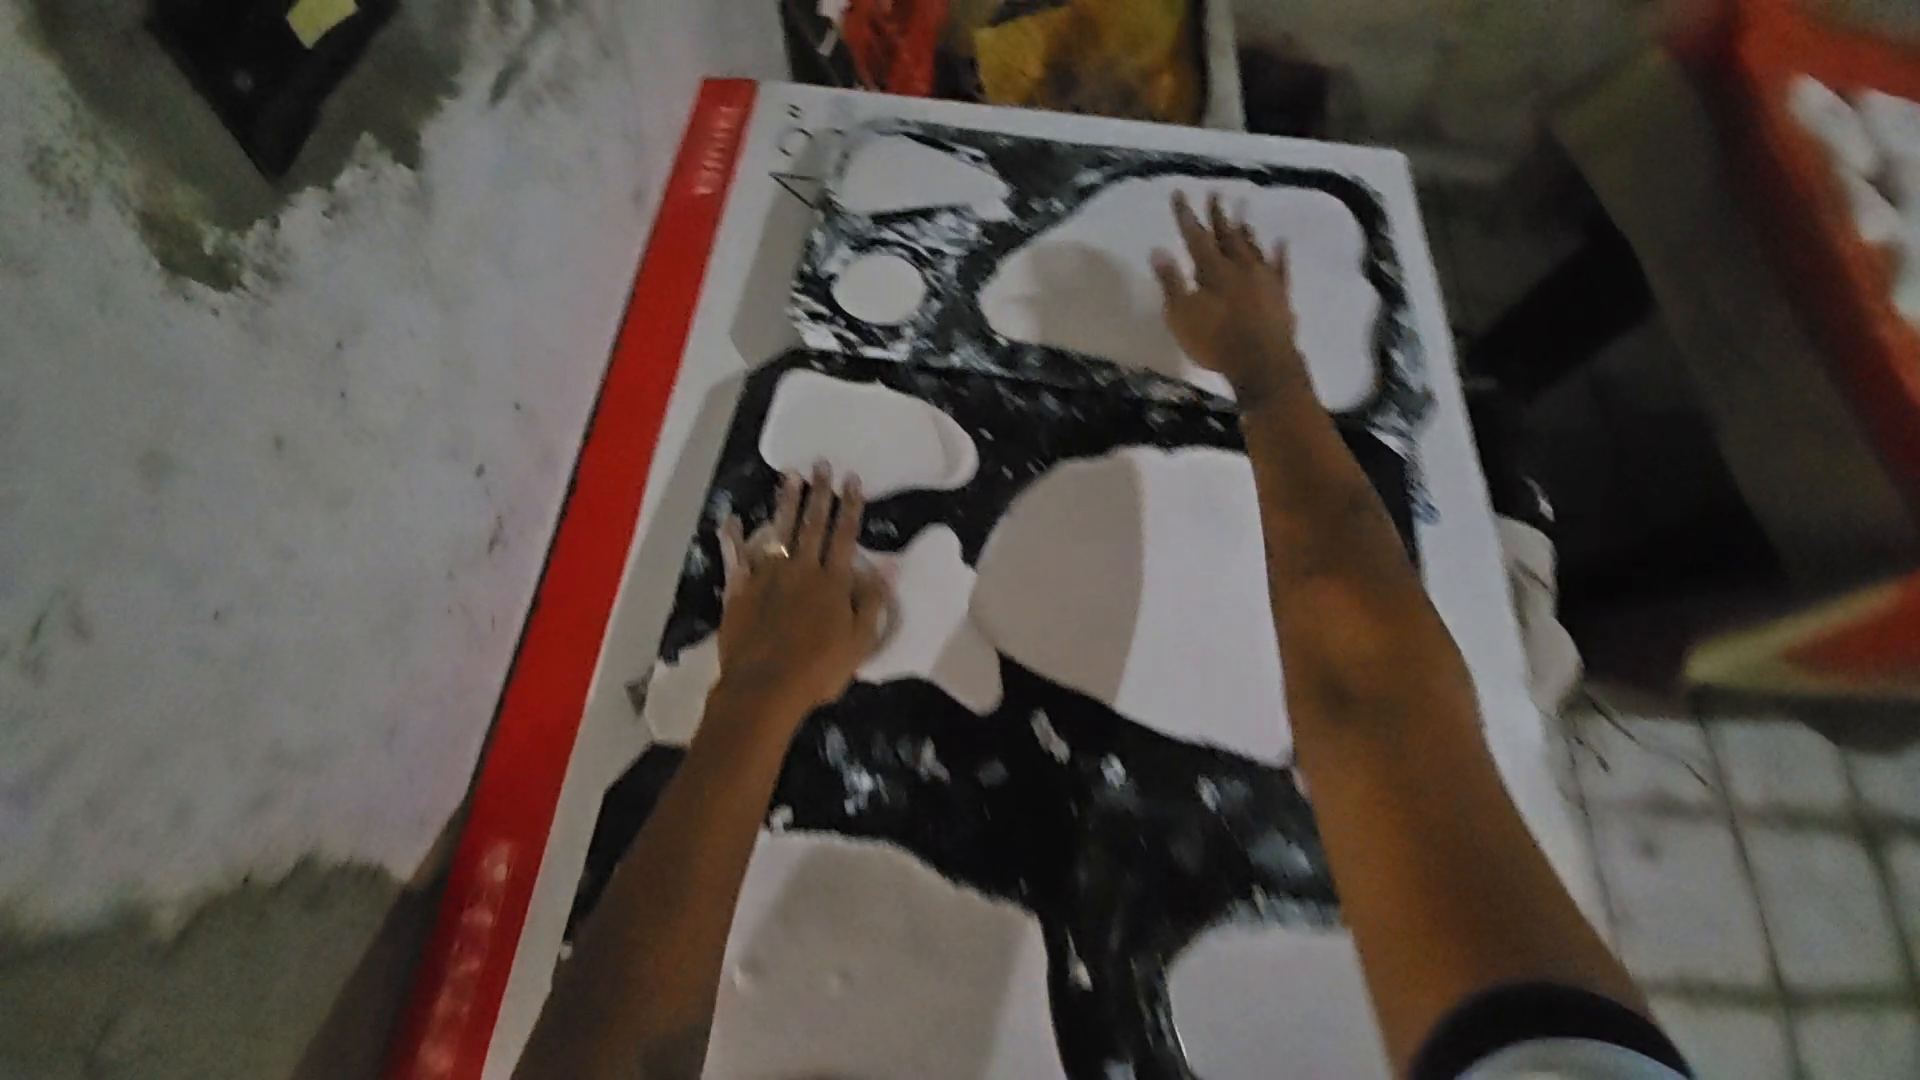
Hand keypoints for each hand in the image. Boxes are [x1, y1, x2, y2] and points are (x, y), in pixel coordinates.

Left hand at [713, 463, 891, 725]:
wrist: (765, 687)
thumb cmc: (819, 669)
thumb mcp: (860, 641)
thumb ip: (871, 601)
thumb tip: (886, 568)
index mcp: (833, 582)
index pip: (845, 536)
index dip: (850, 506)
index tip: (853, 479)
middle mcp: (801, 570)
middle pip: (813, 525)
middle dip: (819, 493)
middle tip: (821, 463)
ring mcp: (767, 577)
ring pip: (778, 531)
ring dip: (785, 502)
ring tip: (789, 475)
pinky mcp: (740, 590)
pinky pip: (735, 558)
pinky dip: (732, 537)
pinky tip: (730, 518)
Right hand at [1151, 191, 1307, 409]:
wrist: (1262, 361)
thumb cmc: (1215, 341)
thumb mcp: (1182, 316)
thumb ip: (1171, 282)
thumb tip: (1158, 250)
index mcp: (1212, 270)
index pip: (1195, 236)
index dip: (1186, 215)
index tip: (1180, 193)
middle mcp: (1239, 266)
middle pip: (1227, 234)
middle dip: (1218, 214)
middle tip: (1215, 192)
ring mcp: (1263, 277)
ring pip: (1253, 246)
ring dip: (1245, 229)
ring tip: (1241, 213)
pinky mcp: (1280, 293)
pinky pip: (1280, 266)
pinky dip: (1279, 253)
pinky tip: (1281, 242)